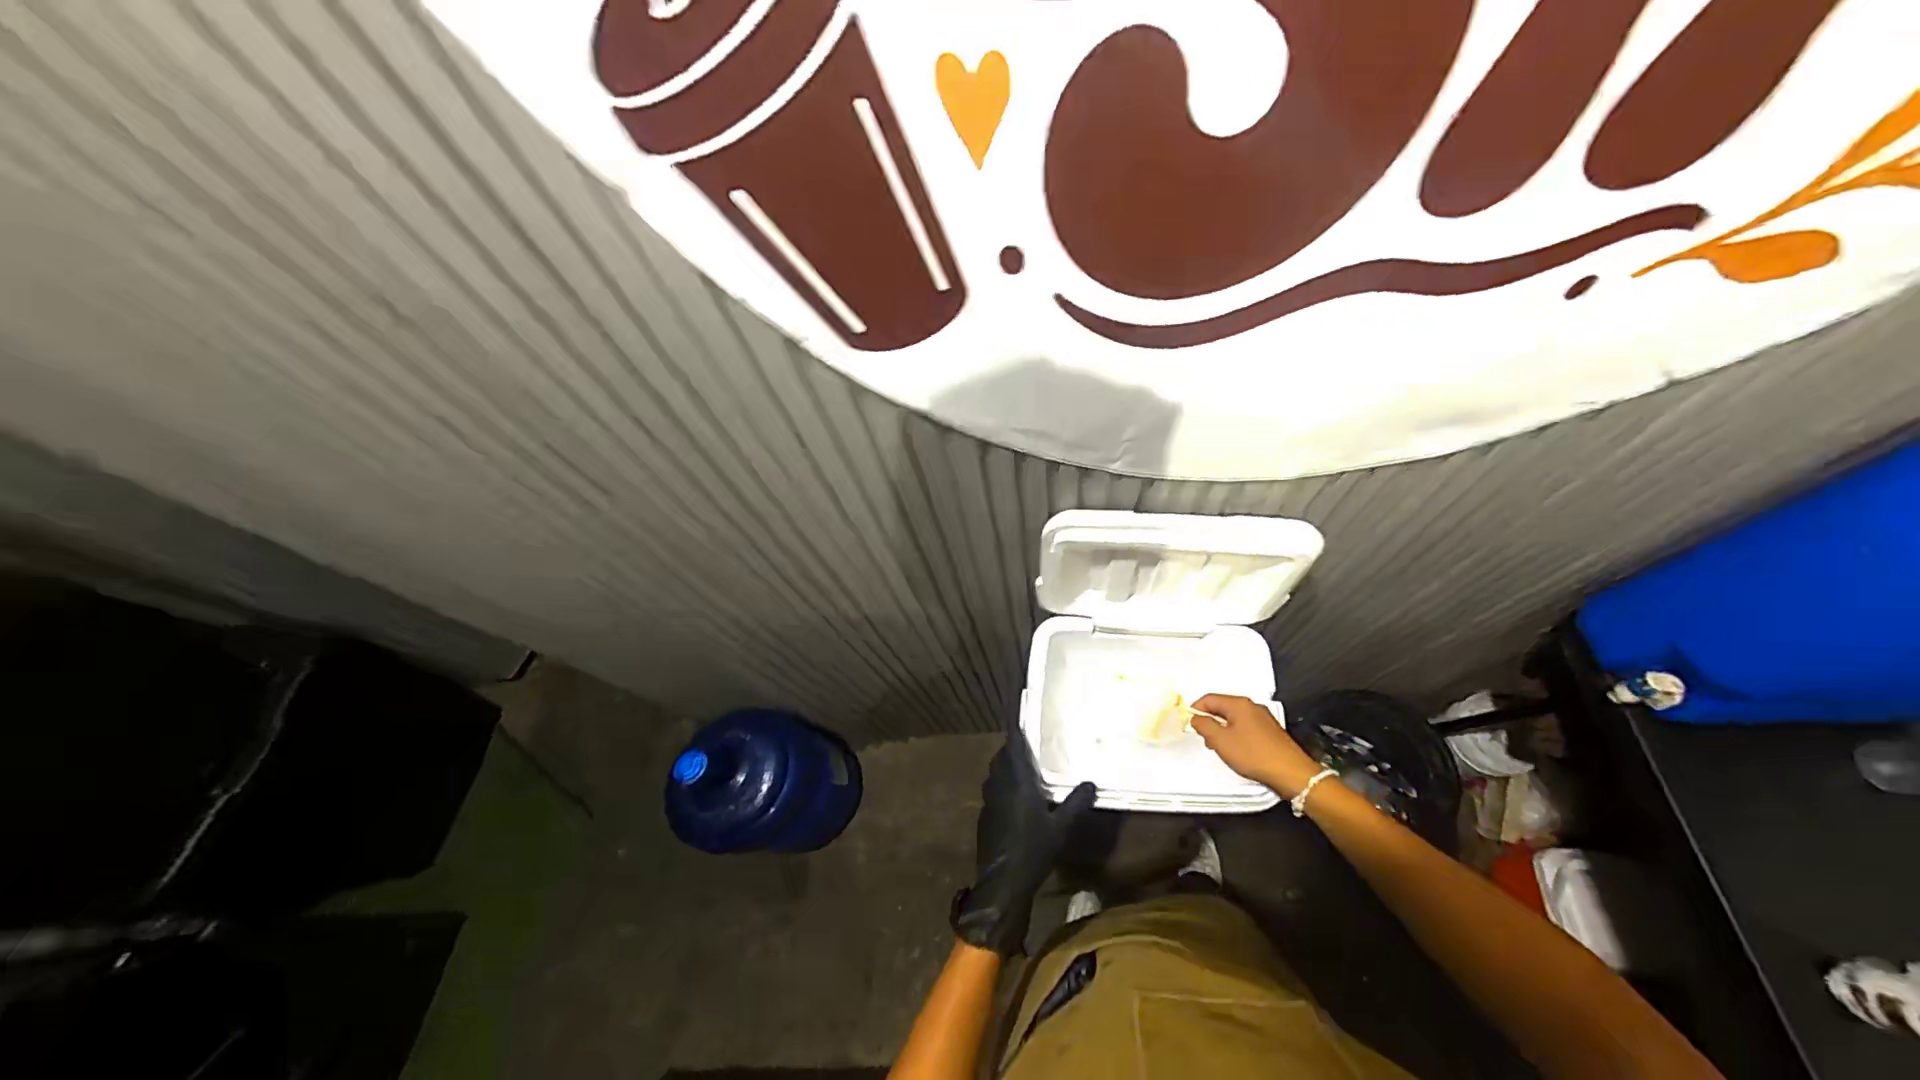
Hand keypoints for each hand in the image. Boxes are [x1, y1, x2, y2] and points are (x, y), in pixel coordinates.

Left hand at [951, 737, 1095, 955]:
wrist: (1003, 880)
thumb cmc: (1034, 849)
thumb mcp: (1062, 827)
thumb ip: (1076, 803)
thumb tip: (1091, 783)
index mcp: (1017, 782)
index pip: (1013, 746)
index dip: (1016, 730)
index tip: (1018, 714)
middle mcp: (999, 785)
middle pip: (1002, 757)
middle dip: (1013, 748)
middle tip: (1030, 744)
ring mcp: (989, 800)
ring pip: (995, 774)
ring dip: (1007, 767)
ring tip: (1025, 768)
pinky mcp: (985, 815)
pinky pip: (993, 791)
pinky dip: (1003, 786)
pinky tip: (1017, 798)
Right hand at [1191, 694, 1326, 797]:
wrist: (1291, 772)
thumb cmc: (1253, 754)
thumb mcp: (1220, 741)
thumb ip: (1204, 725)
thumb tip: (1196, 717)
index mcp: (1238, 704)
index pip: (1209, 699)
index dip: (1195, 710)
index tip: (1189, 725)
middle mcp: (1252, 706)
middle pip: (1222, 707)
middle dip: (1210, 721)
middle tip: (1205, 739)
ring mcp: (1263, 718)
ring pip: (1234, 718)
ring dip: (1222, 730)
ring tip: (1221, 748)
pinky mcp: (1271, 731)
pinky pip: (1246, 727)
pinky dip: (1236, 735)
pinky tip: (1238, 751)